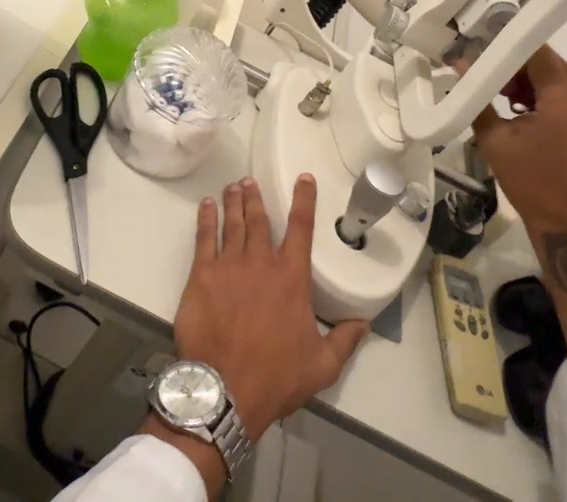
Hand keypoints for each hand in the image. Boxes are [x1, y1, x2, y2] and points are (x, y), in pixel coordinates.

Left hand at [173, 176, 369, 440]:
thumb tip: (364, 324)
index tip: (304, 178)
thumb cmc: (276, 376)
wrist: (226, 387)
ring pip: (232, 224)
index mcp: (292, 277)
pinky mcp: (202, 275)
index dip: (304, 200)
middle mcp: (261, 263)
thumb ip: (344, 340)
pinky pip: (204, 238)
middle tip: (250, 180)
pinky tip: (206, 206)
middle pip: (258, 220)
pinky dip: (206, 218)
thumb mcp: (322, 364)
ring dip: (233, 202)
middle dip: (255, 197)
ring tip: (233, 186)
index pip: (301, 228)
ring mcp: (228, 265)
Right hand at [472, 45, 566, 238]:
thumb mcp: (494, 140)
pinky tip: (534, 116)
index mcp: (566, 102)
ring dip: (538, 83)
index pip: (540, 54)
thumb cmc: (530, 183)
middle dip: (522, 67)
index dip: (512, 47)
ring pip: (566, 80)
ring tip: (511, 102)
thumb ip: (479, 98)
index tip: (487, 51)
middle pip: (555, 65)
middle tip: (494, 82)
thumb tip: (462, 67)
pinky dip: (554, 98)